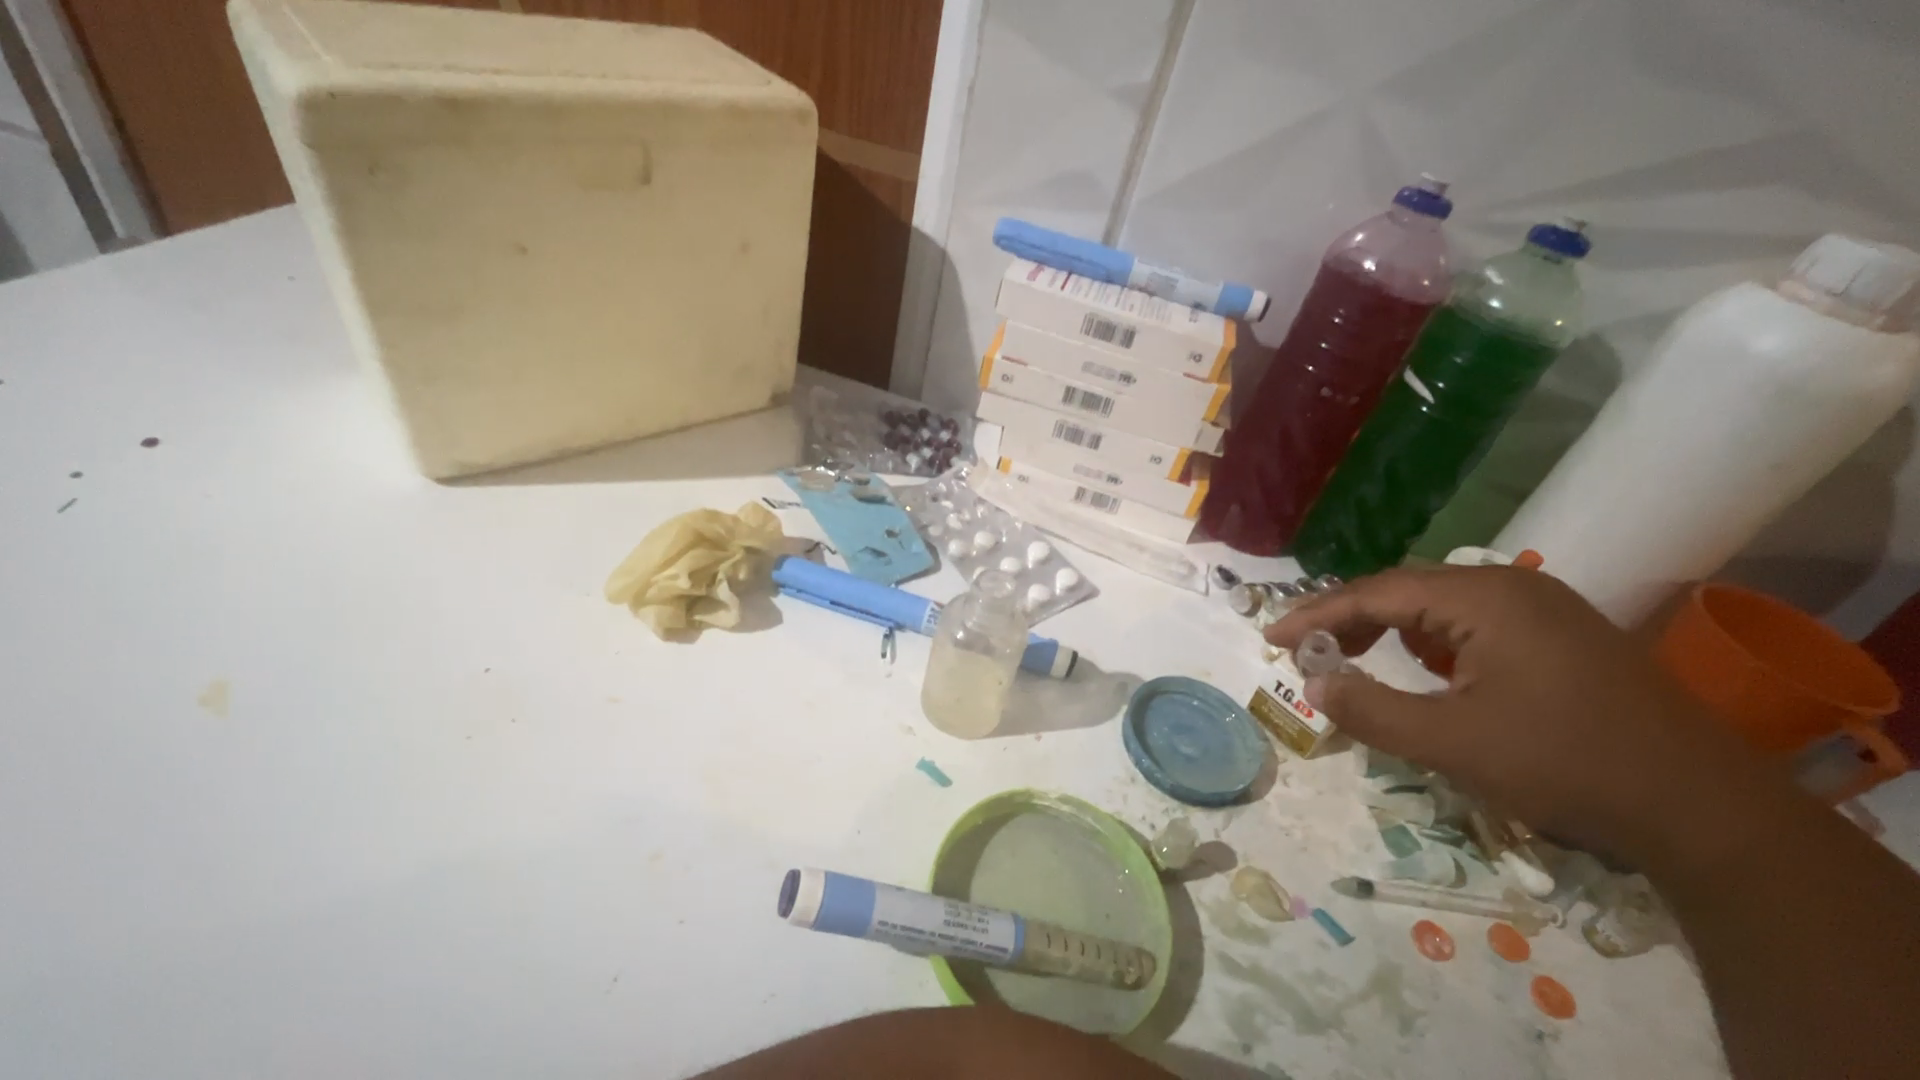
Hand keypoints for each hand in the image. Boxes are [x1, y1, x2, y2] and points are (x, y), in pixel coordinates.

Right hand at [1263, 566, 1776, 864]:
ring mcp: (1546, 609)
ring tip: (1352, 657)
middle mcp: (1513, 587)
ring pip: (1442, 606)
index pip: (1377, 592)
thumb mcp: (1451, 743)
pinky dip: (1432, 642)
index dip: (1316, 614)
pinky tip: (1425, 669)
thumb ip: (1370, 710)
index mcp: (1483, 598)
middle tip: (1305, 650)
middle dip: (1349, 619)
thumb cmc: (1565, 764)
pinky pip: (1476, 624)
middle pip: (1407, 590)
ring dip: (1390, 629)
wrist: (1701, 806)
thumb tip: (1312, 683)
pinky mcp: (1565, 636)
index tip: (1270, 637)